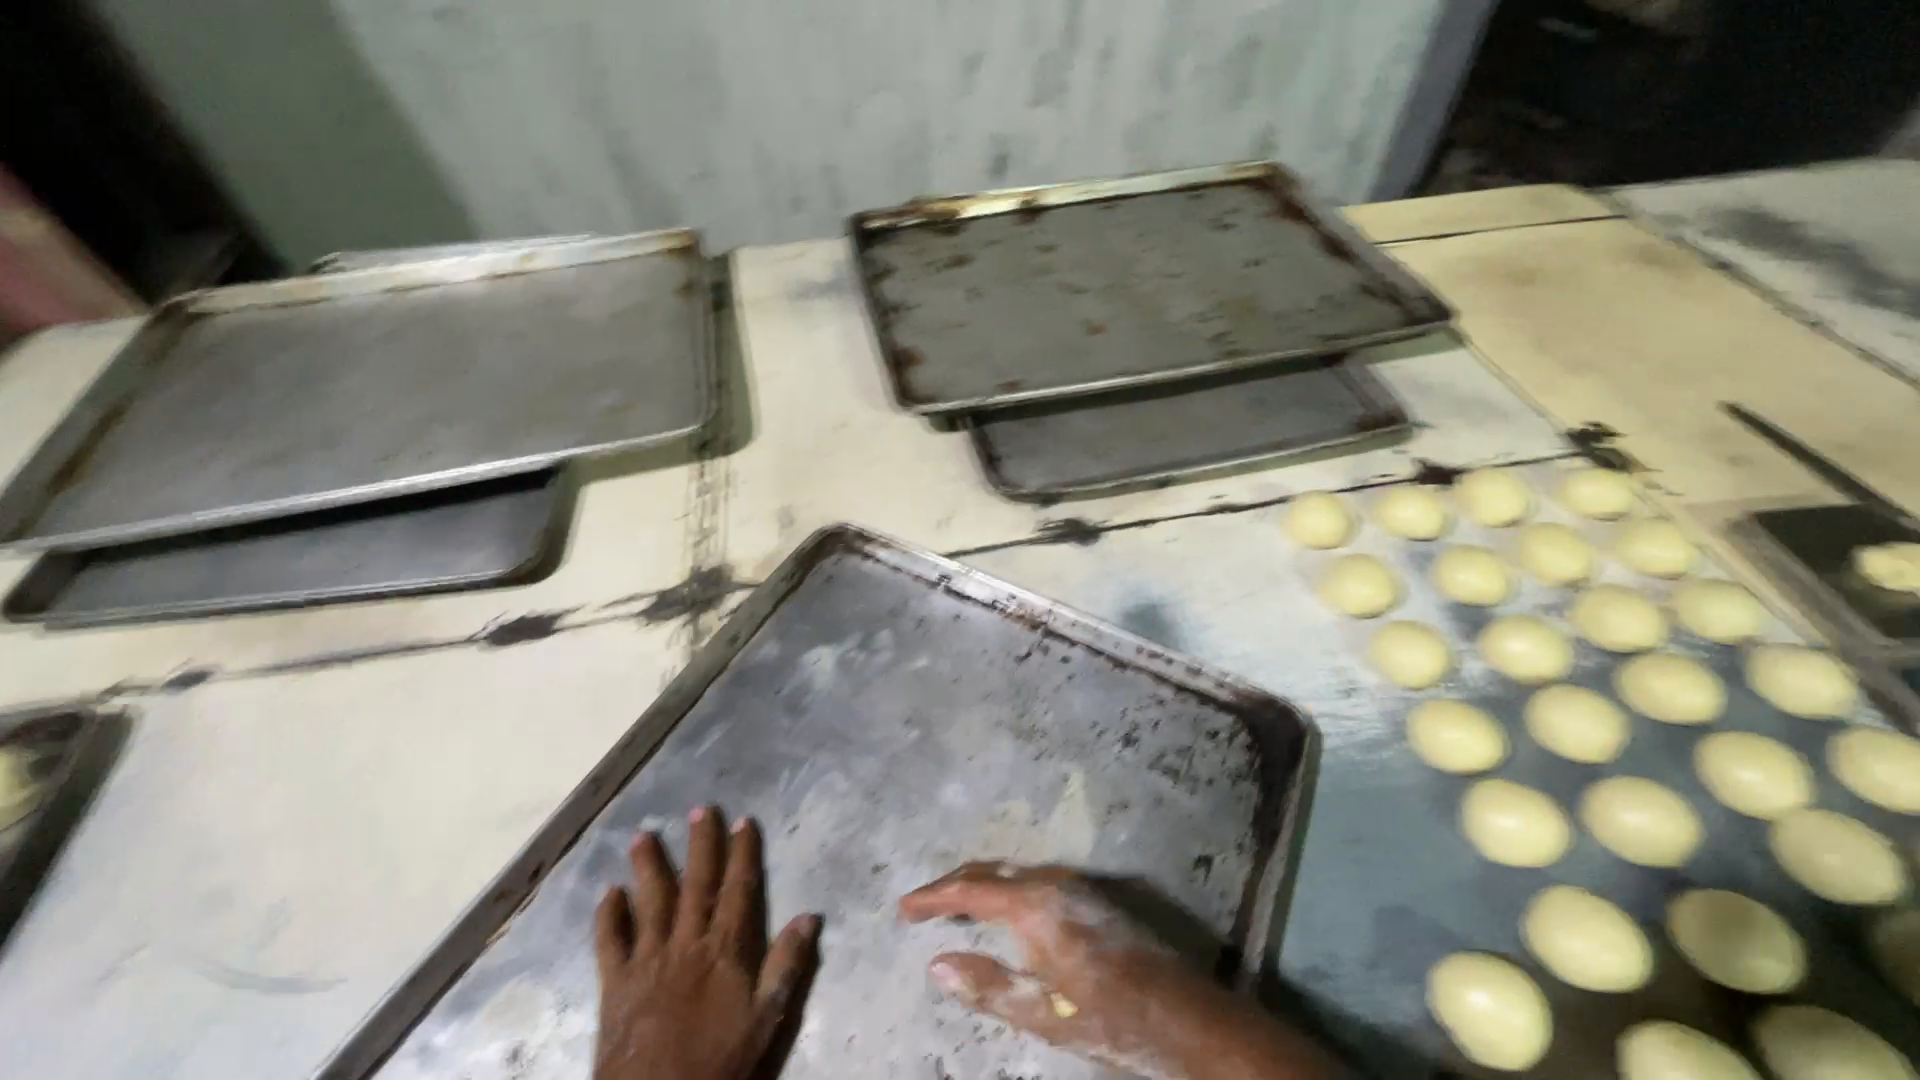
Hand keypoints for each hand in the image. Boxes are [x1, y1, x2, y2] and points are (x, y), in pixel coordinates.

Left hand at [593, 808, 819, 1079]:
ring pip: (649, 901)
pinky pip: (609, 941)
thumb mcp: (766, 1016)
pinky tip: (609, 893)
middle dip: (700, 845)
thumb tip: (810, 916)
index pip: (737, 890)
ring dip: (648, 867)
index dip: (742, 854)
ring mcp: (647, 959)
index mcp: (725, 948)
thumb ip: (786, 964)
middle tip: (699, 809)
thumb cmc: (719, 1058)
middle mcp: (686, 942)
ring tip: (644, 835)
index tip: (743, 821)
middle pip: (695, 884)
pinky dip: (608, 916)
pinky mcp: (614, 982)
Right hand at [899, 862, 1338, 1079]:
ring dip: (980, 884)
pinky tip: (1002, 911)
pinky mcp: (1091, 897)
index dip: (933, 897)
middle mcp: (1053, 883)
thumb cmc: (1109, 1017)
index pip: (971, 889)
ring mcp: (1075, 886)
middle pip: (990, 872)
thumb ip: (989, 986)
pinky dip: (1005, 889)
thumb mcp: (1044, 1013)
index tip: (903, 908)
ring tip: (953, 906)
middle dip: (952, 885)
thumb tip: (936, 965)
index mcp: (1035, 906)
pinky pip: (1033, 881)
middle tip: (921, 906)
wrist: (1182, 1013)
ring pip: (1013, 874)